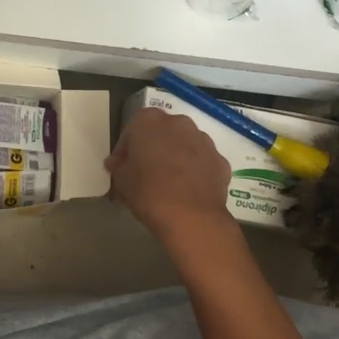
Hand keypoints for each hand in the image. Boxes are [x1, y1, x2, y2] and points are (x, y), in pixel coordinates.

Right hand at [106, 108, 233, 245]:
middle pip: (161, 132)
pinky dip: (195, 170)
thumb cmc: (148, 192)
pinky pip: (202, 161)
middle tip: (145, 172)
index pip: (131, 130)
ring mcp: (203, 140)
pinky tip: (188, 190)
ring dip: (176, 156)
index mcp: (149, 121)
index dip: (125, 150)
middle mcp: (179, 123)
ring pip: (185, 144)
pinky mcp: (220, 160)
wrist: (191, 217)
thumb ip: (118, 166)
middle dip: (153, 148)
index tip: (122, 167)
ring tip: (169, 182)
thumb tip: (118, 163)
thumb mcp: (121, 180)